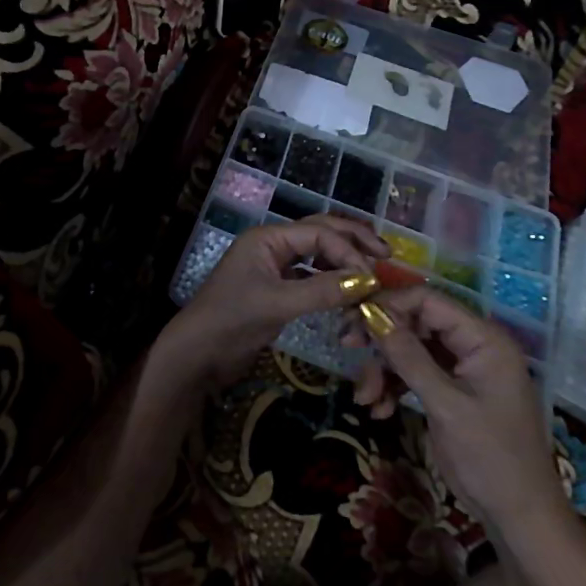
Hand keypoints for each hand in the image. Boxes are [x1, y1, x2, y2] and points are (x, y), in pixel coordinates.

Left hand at [159, 215, 388, 392]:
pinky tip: (348, 292)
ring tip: (372, 272)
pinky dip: (330, 281)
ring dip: (343, 261)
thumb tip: (368, 282)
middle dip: (352, 242)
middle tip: (386, 255)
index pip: (318, 232)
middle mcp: (271, 246)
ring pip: (316, 255)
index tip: (373, 279)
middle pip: (319, 234)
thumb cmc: (231, 320)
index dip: (349, 251)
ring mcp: (273, 268)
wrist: (199, 352)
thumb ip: (322, 291)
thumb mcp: (277, 303)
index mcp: (267, 238)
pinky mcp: (276, 290)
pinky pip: (310, 277)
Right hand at [353, 286, 566, 530]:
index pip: (429, 301)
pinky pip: (412, 373)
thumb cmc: (491, 456)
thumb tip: (372, 315)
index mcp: (484, 340)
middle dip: (380, 338)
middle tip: (346, 347)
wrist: (517, 513)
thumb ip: (408, 357)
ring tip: (365, 398)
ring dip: (381, 369)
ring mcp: (461, 368)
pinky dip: (391, 387)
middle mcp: (473, 346)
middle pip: (414, 322)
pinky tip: (379, 409)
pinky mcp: (448, 389)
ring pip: (408, 349)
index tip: (353, 319)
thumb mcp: (445, 405)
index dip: (389, 304)